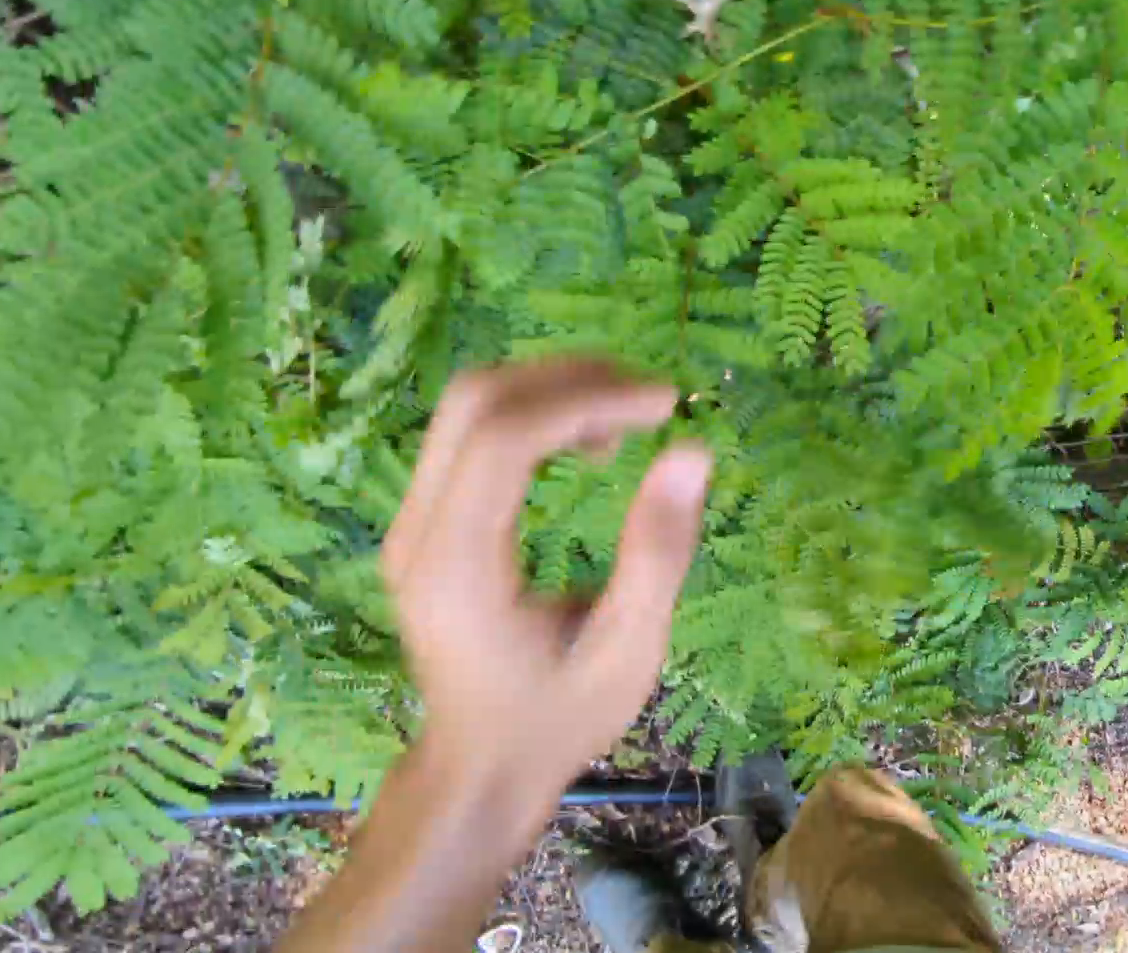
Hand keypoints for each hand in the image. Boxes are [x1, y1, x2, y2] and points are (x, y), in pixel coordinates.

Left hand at [280, 360, 711, 952]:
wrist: (481, 767)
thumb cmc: (560, 717)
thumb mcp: (628, 649)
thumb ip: (658, 550)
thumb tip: (693, 449)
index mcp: (458, 564)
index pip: (508, 438)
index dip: (590, 402)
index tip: (668, 404)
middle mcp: (418, 529)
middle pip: (478, 401)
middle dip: (572, 379)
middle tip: (652, 398)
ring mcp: (414, 521)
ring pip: (472, 406)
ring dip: (557, 389)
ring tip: (630, 415)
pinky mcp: (430, 520)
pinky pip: (476, 433)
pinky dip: (541, 415)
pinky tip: (590, 445)